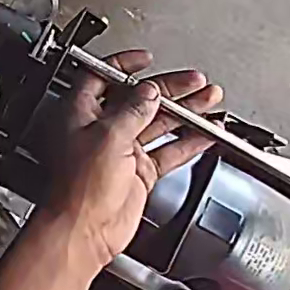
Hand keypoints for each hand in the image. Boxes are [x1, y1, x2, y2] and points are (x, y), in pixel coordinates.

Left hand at [39, 49, 223, 269]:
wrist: (85, 231)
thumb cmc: (80, 188)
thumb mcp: (108, 136)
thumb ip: (132, 110)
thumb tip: (148, 92)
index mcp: (81, 113)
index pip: (102, 77)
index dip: (124, 64)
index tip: (145, 59)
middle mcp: (100, 129)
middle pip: (138, 99)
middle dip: (168, 88)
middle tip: (195, 80)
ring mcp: (121, 151)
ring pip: (158, 123)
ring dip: (185, 111)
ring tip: (210, 98)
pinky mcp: (138, 172)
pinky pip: (168, 151)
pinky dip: (189, 142)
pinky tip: (208, 133)